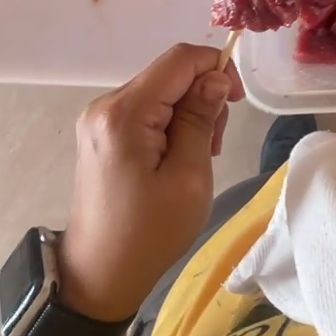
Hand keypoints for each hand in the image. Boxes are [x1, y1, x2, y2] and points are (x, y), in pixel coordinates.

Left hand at [59, 43, 242, 321]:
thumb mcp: (188, 177)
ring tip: (198, 156)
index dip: (216, 67)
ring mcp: (100, 118)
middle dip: (203, 96)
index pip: (179, 59)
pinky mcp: (101, 132)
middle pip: (169, 73)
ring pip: (161, 90)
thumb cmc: (149, 233)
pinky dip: (170, 122)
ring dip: (189, 112)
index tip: (237, 101)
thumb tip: (214, 76)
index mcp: (124, 113)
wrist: (98, 276)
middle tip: (214, 144)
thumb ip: (201, 119)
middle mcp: (106, 105)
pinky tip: (177, 155)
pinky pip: (146, 108)